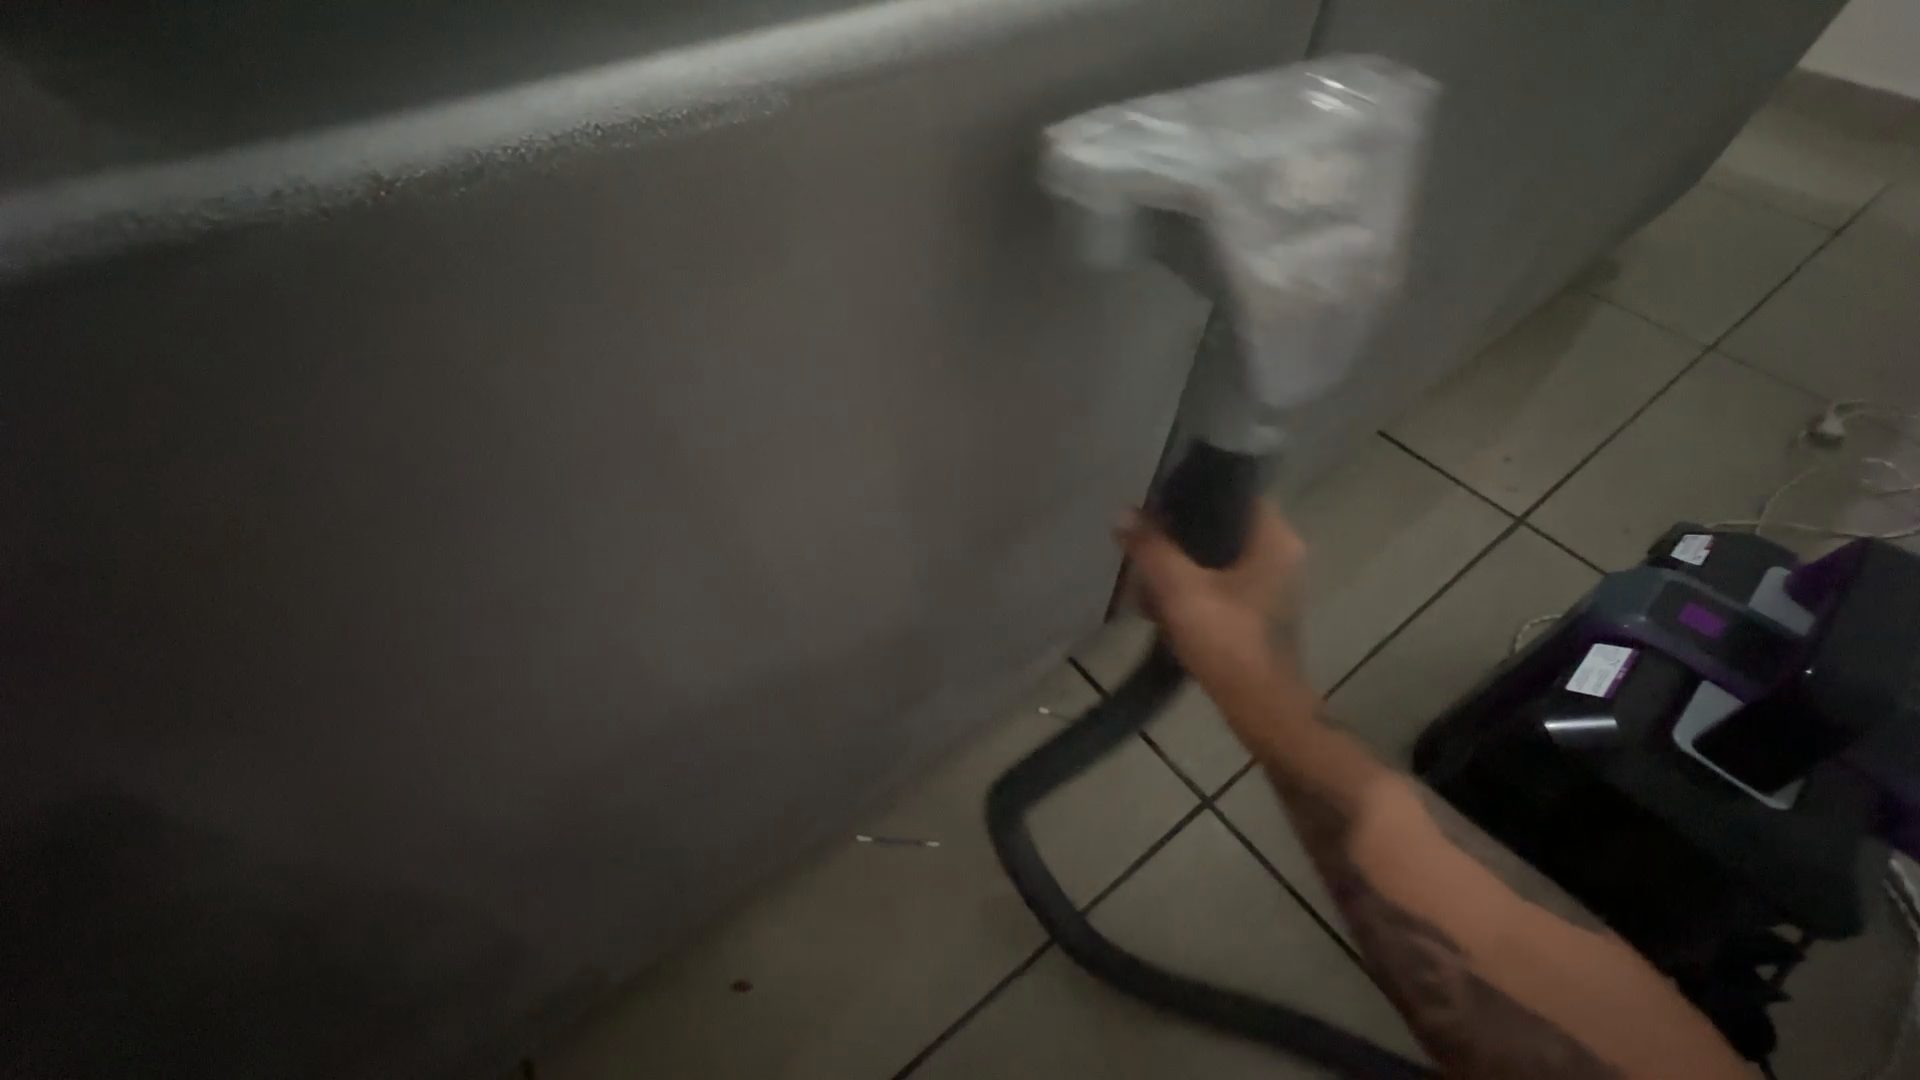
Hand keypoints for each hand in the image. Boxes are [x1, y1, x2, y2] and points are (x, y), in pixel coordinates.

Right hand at [1116, 499, 1306, 695]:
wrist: (1259, 706)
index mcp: (1275, 539)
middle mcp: (1281, 555)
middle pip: (1221, 528)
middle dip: (1178, 541)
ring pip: (1217, 560)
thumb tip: (1123, 515)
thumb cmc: (1227, 640)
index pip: (1235, 492)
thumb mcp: (1180, 589)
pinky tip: (1162, 608)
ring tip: (1146, 584)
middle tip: (1144, 548)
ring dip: (1180, 570)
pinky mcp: (1258, 613)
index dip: (1194, 493)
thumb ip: (1151, 548)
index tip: (1158, 504)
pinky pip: (1220, 587)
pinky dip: (1192, 592)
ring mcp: (1272, 587)